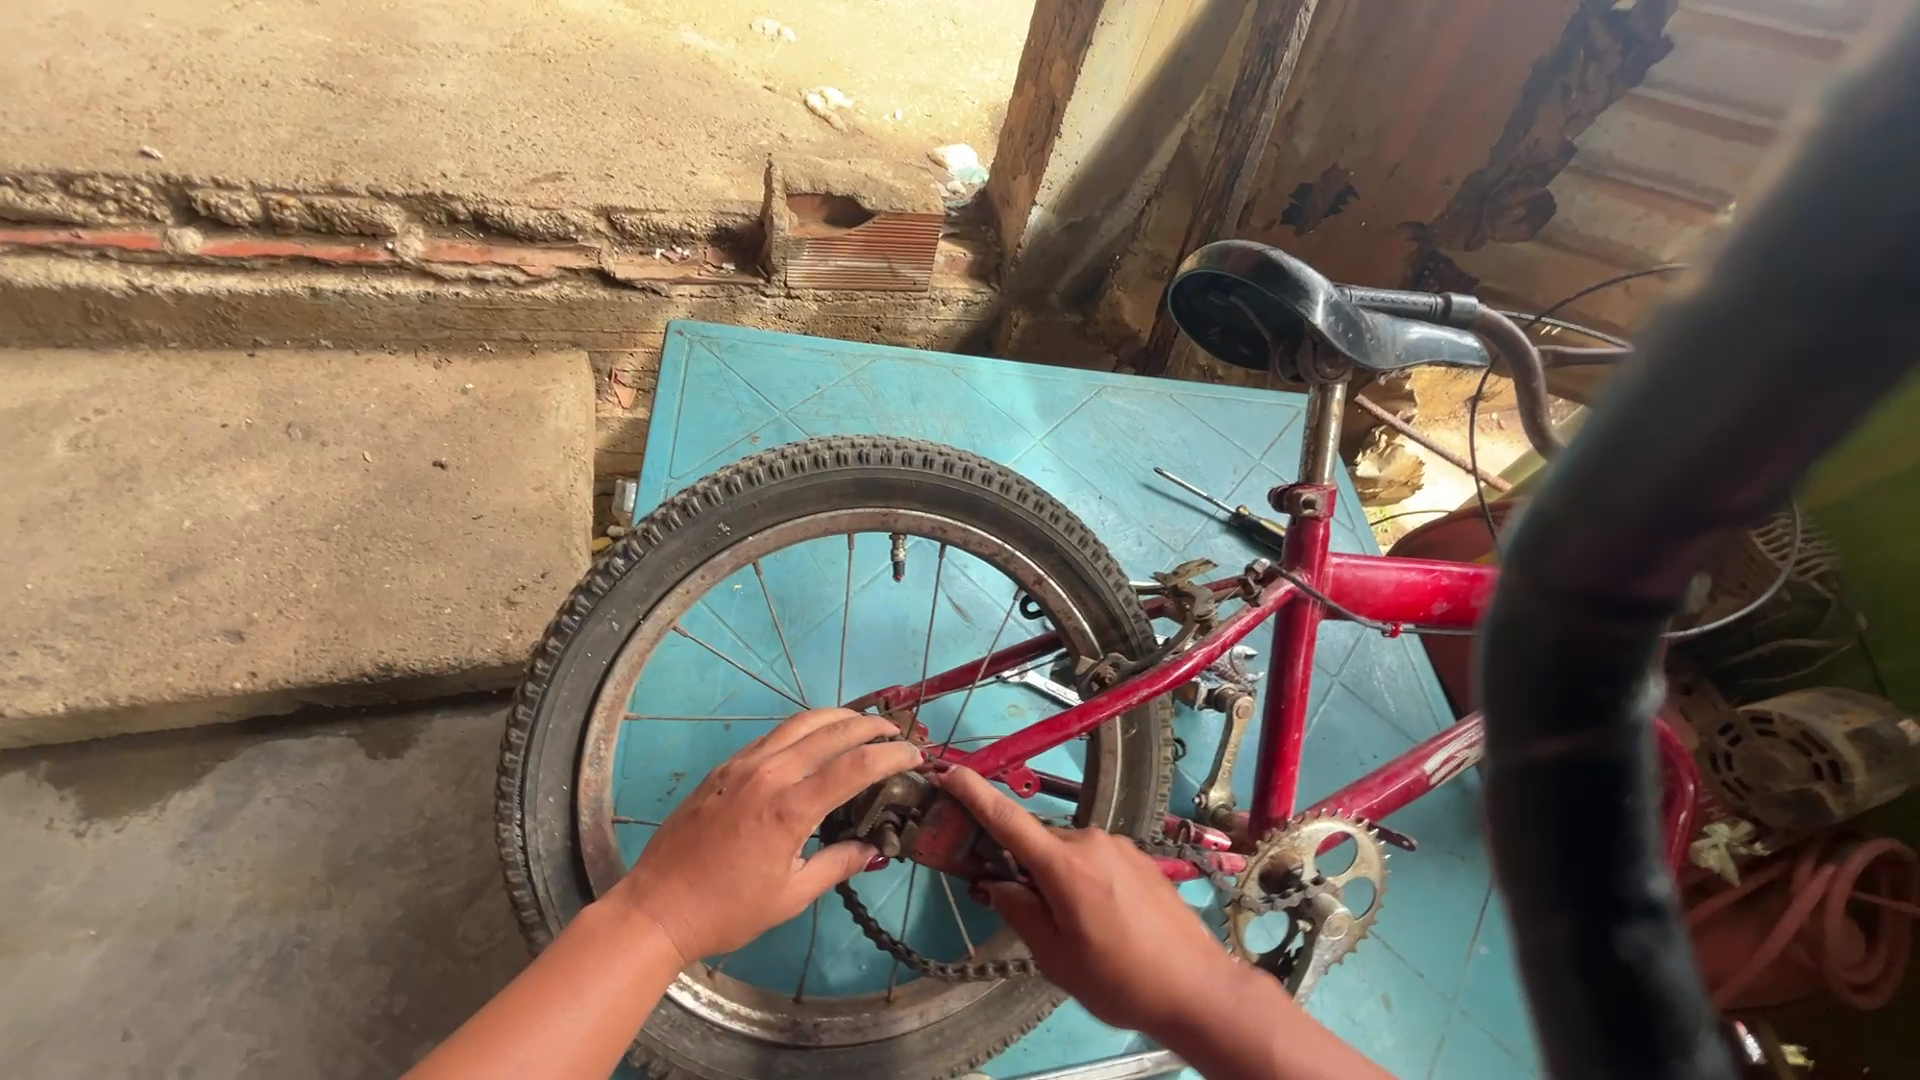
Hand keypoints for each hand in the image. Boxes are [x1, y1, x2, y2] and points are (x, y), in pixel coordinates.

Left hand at [604, 708, 921, 965]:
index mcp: (790, 809)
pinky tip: (815, 739)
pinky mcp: (725, 767)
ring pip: (800, 723)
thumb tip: (873, 850)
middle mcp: (770, 774)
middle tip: (896, 731)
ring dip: (838, 717)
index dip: (891, 756)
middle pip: (832, 732)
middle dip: (870, 726)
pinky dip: (804, 728)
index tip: (914, 755)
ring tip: (862, 723)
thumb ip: (837, 864)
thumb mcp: (791, 897)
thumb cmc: (727, 910)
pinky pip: (774, 735)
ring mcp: (744, 765)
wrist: (657, 907)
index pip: (856, 767)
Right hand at [937, 766, 1240, 1037]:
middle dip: (1026, 869)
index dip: (974, 793)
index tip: (949, 772)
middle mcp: (1091, 841)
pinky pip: (1096, 860)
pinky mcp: (1140, 857)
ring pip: (1068, 853)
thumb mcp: (1056, 958)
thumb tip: (997, 883)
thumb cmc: (1120, 979)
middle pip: (1039, 844)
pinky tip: (1106, 922)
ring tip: (1080, 930)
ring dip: (1058, 878)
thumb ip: (1020, 912)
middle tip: (1033, 915)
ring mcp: (1120, 846)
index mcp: (1064, 865)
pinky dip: (1085, 880)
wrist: (1199, 989)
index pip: (1007, 819)